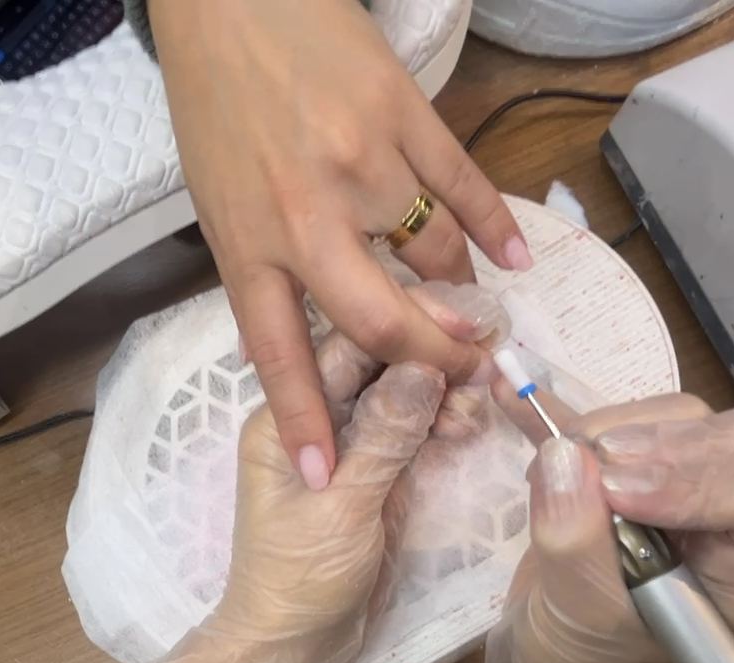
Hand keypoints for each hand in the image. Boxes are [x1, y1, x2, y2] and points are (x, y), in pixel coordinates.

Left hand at [132, 287, 506, 662]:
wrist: (296, 644)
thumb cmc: (302, 579)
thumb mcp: (343, 507)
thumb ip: (382, 438)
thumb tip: (423, 363)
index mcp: (284, 419)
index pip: (342, 352)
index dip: (402, 331)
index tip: (464, 324)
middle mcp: (314, 423)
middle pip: (375, 369)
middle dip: (430, 359)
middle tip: (487, 356)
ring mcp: (347, 449)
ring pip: (399, 400)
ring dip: (441, 394)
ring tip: (481, 398)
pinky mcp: (374, 476)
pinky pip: (410, 436)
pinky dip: (439, 426)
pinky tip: (468, 424)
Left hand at [149, 0, 532, 491]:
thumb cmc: (217, 113)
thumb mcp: (219, 211)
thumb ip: (264, 276)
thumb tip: (305, 340)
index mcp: (248, 248)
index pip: (281, 356)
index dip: (305, 421)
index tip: (326, 477)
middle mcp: (306, 218)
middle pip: (381, 319)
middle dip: (428, 365)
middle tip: (464, 385)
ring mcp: (361, 164)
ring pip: (432, 255)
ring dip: (459, 297)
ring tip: (474, 317)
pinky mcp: (403, 114)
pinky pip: (463, 186)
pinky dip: (494, 227)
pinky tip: (516, 259)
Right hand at [483, 392, 733, 662]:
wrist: (561, 655)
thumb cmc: (587, 658)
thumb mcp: (583, 619)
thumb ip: (577, 546)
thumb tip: (562, 458)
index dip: (702, 473)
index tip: (615, 492)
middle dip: (664, 440)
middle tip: (591, 470)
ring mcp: (688, 479)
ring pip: (680, 415)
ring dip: (608, 430)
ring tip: (548, 474)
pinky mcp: (631, 462)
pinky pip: (609, 418)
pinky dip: (558, 407)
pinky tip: (510, 393)